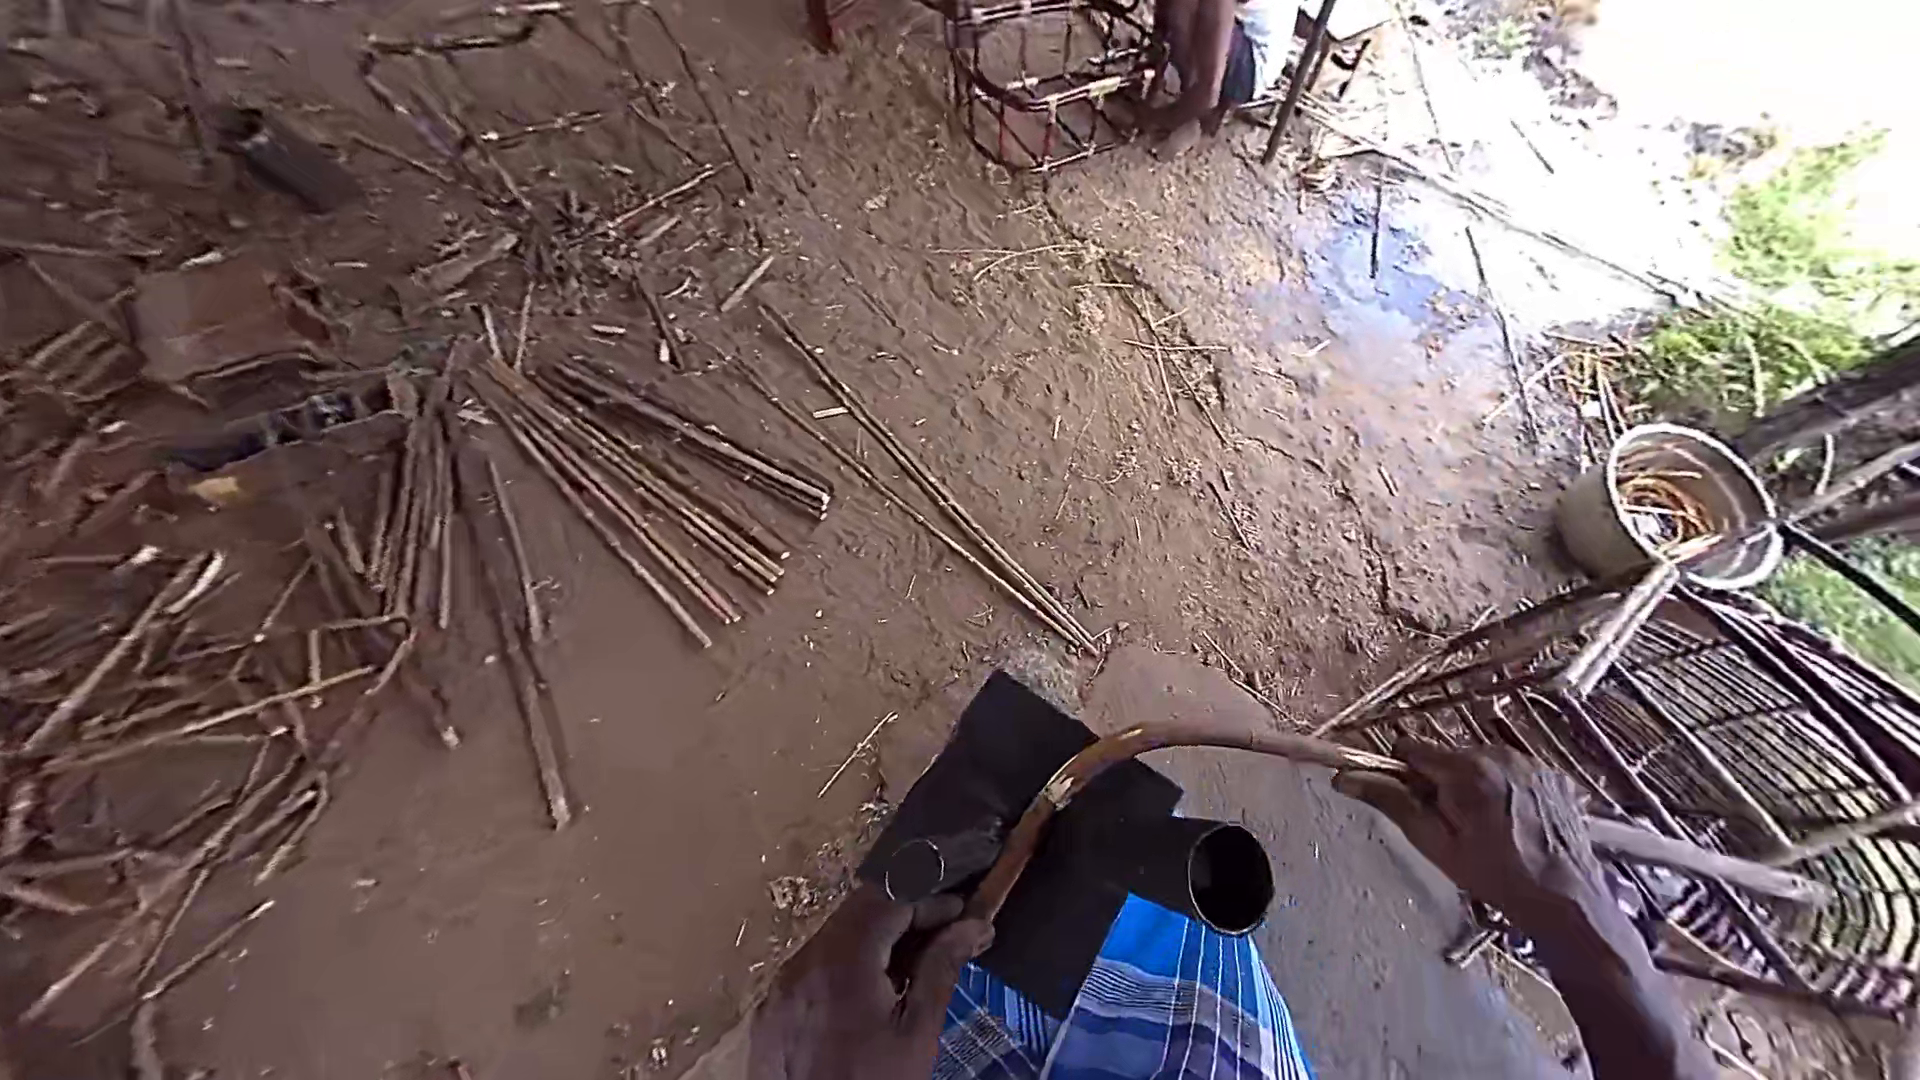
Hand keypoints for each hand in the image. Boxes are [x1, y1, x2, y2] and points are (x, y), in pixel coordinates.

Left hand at [749, 886, 992, 1079]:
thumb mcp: (916, 1036)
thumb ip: (941, 968)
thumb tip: (973, 924)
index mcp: (842, 961)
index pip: (890, 899)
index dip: (928, 899)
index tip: (962, 912)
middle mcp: (806, 959)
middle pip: (861, 907)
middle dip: (905, 910)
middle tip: (943, 930)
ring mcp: (784, 980)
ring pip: (839, 929)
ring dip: (878, 931)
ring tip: (914, 957)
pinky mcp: (774, 1003)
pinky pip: (819, 957)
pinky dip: (850, 955)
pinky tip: (875, 981)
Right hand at [1333, 738, 1608, 927]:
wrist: (1570, 906)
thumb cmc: (1495, 876)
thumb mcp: (1432, 842)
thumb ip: (1388, 801)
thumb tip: (1342, 778)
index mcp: (1465, 769)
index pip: (1409, 747)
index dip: (1404, 773)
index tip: (1416, 800)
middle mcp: (1498, 755)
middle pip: (1444, 755)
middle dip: (1439, 781)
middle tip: (1453, 822)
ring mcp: (1529, 764)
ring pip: (1474, 761)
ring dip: (1470, 783)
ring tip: (1486, 824)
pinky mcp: (1551, 775)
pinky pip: (1506, 769)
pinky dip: (1500, 786)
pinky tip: (1512, 819)